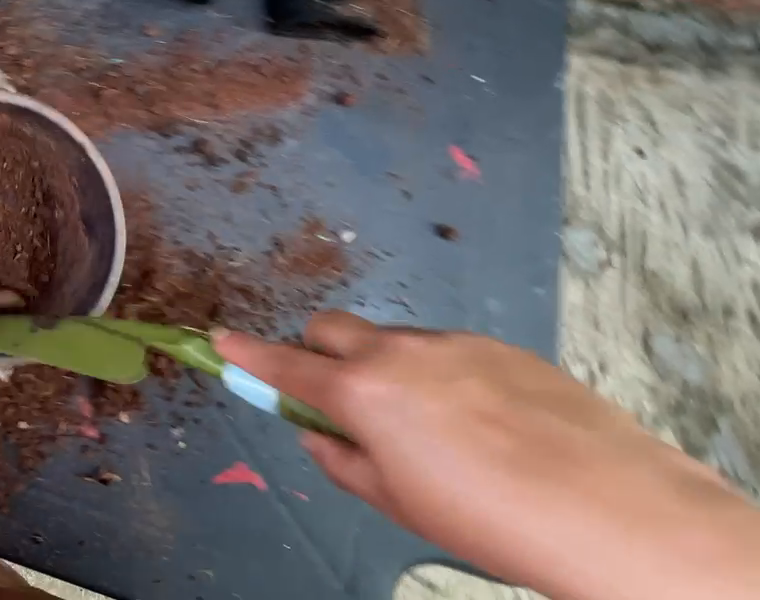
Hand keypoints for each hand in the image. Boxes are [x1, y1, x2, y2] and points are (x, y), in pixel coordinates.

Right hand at [217, 313, 759, 598]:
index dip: (244, 353)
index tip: (219, 340)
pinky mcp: (501, 346)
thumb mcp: (398, 503)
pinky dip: (443, 374)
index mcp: (358, 392)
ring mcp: (450, 343)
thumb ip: (341, 461)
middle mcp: (393, 353)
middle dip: (321, 353)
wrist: (629, 519)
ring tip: (441, 423)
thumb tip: (317, 434)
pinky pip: (448, 350)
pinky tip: (492, 422)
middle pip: (329, 328)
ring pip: (392, 340)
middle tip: (349, 398)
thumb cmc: (490, 520)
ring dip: (388, 367)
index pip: (281, 364)